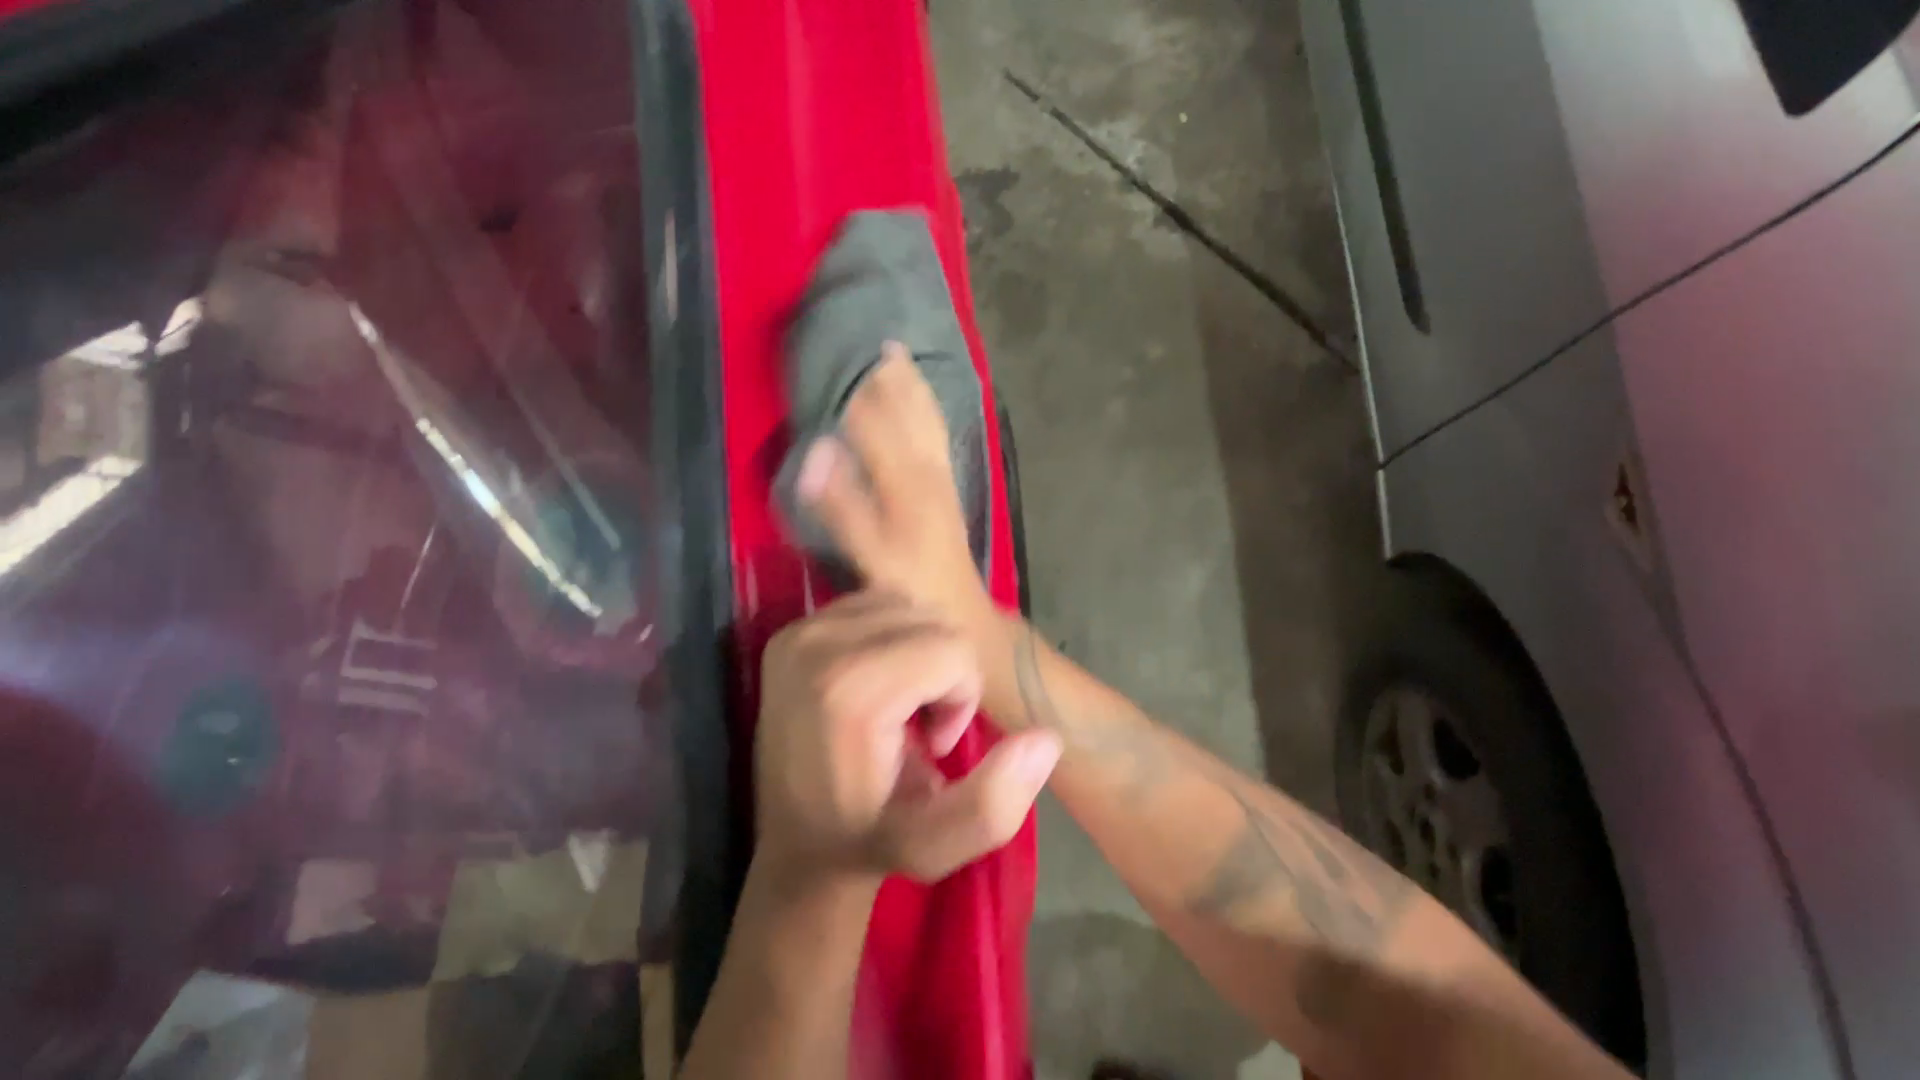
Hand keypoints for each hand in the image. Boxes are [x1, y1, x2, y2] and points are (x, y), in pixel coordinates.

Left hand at [755, 590, 1061, 882]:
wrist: (796, 843)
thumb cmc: (870, 842)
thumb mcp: (937, 847)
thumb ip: (994, 804)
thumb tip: (1045, 738)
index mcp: (847, 691)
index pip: (952, 649)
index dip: (962, 696)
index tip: (934, 745)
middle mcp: (816, 646)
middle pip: (932, 621)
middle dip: (945, 673)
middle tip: (919, 730)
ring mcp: (799, 632)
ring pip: (907, 607)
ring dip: (922, 654)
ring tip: (898, 710)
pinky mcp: (792, 628)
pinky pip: (875, 605)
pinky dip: (895, 639)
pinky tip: (879, 687)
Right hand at [798, 343, 998, 640]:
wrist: (963, 613)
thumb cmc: (910, 589)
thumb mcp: (870, 552)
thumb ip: (841, 503)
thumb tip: (815, 448)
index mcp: (905, 479)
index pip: (874, 417)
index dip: (852, 385)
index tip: (829, 352)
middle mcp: (927, 468)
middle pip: (905, 408)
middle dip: (883, 372)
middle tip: (860, 334)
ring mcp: (941, 475)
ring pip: (925, 415)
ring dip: (909, 382)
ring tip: (893, 350)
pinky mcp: (947, 486)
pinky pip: (935, 430)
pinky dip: (925, 405)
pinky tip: (920, 399)